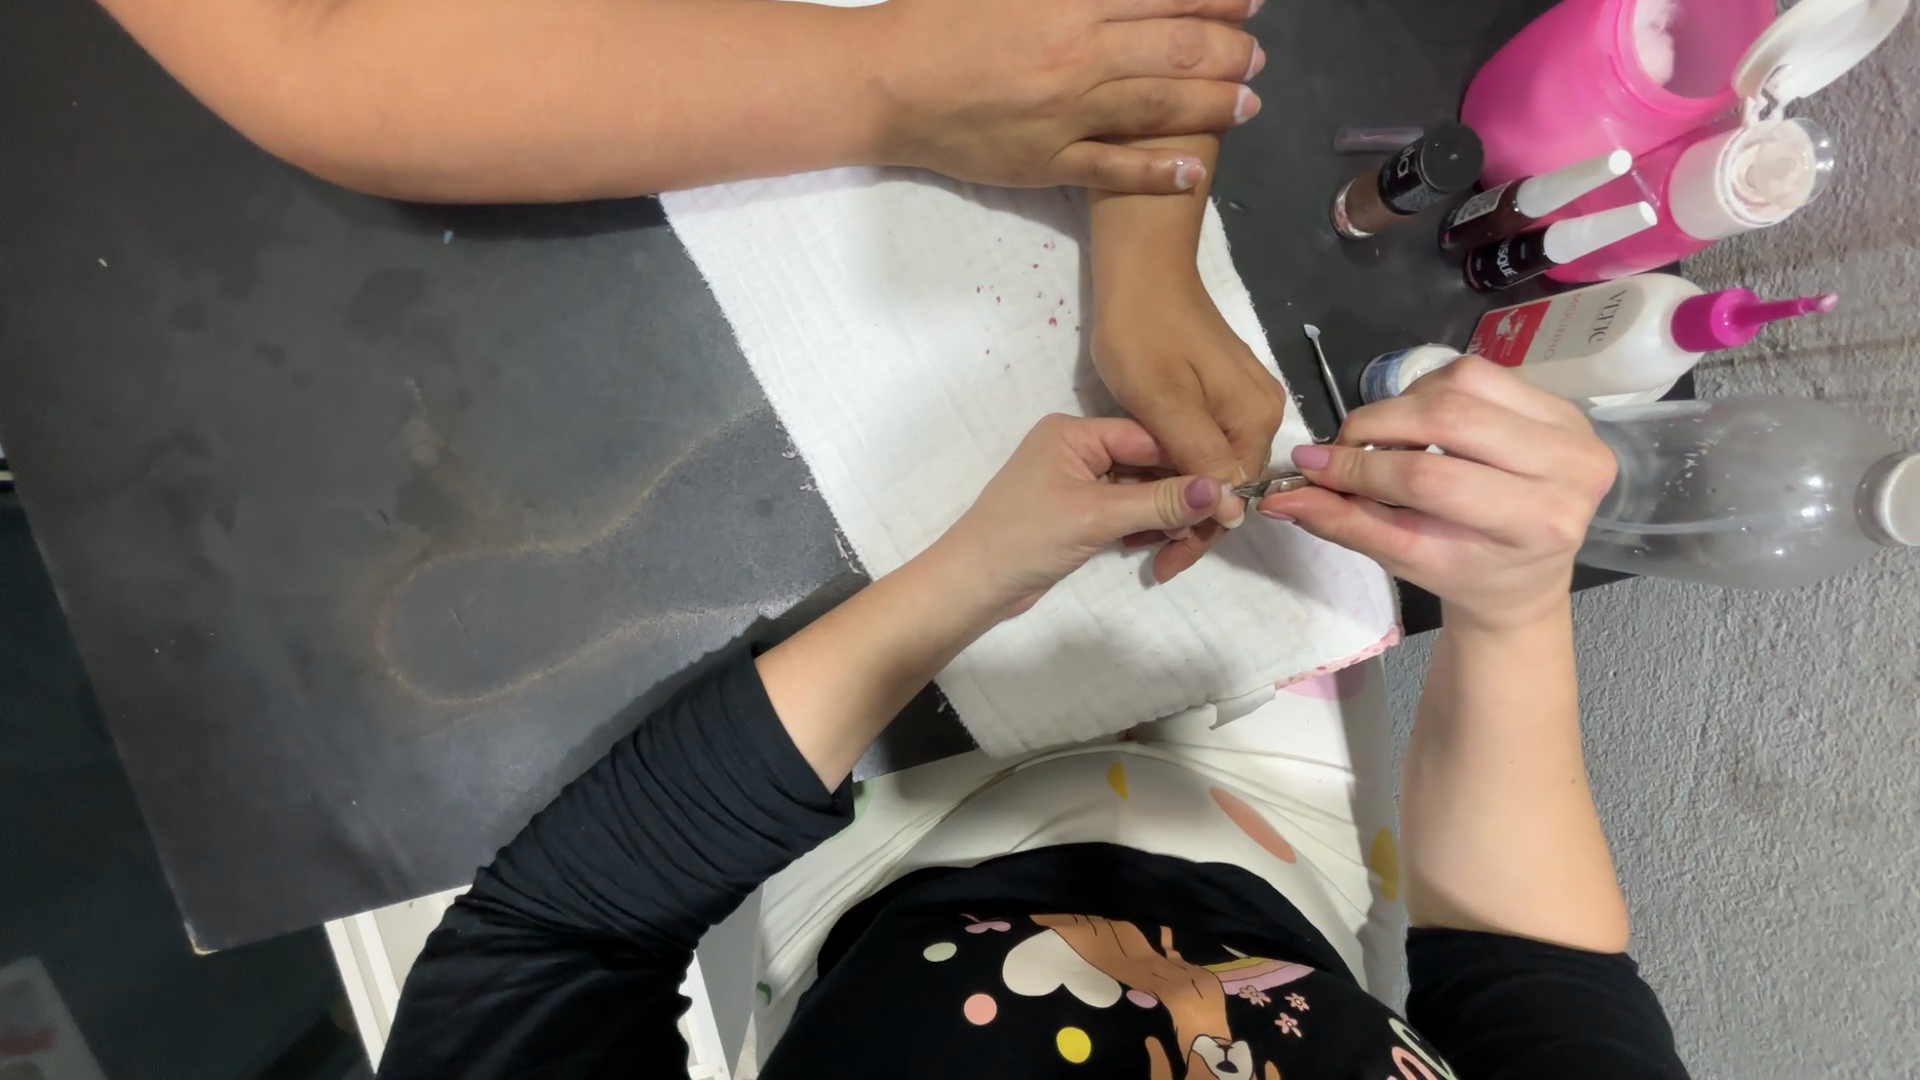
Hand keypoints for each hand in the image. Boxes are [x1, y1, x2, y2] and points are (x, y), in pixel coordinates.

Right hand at [870, 0, 1263, 192]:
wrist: (893, 84)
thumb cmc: (937, 17)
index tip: (1250, 2)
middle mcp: (1079, 55)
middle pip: (1173, 53)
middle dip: (1227, 54)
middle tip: (1257, 59)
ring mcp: (1065, 115)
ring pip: (1154, 109)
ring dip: (1209, 107)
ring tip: (1247, 106)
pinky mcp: (1046, 162)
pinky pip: (1112, 170)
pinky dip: (1156, 172)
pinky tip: (1193, 171)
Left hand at [927, 415, 1235, 619]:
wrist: (975, 584)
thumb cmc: (1027, 538)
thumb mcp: (1098, 516)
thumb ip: (1161, 501)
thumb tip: (1225, 490)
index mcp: (1074, 432)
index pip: (1149, 435)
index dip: (1190, 463)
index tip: (1229, 493)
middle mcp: (1077, 449)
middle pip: (1147, 462)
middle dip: (1179, 494)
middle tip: (1209, 525)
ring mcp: (1076, 481)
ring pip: (1139, 489)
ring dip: (1162, 514)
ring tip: (1180, 540)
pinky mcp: (1076, 511)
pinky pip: (1123, 509)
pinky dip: (1142, 525)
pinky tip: (1154, 545)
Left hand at [1093, 275, 1288, 580]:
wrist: (1136, 270)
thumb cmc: (1142, 334)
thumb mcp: (1163, 403)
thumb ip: (1198, 457)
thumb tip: (1236, 513)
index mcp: (1253, 418)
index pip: (1235, 495)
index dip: (1199, 534)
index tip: (1164, 565)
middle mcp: (1255, 414)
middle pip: (1224, 487)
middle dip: (1187, 523)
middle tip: (1148, 556)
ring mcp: (1234, 404)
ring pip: (1207, 472)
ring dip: (1175, 503)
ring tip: (1137, 534)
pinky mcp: (1210, 398)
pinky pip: (1196, 450)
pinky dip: (1170, 475)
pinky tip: (1143, 493)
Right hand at [1255, 358, 1616, 632]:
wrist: (1524, 573)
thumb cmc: (1463, 573)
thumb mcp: (1402, 558)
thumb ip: (1342, 522)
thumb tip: (1278, 498)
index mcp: (1539, 521)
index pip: (1431, 478)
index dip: (1360, 468)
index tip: (1308, 468)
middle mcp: (1573, 465)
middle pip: (1448, 416)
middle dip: (1374, 427)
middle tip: (1338, 449)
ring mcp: (1575, 426)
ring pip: (1461, 382)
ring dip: (1401, 406)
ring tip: (1382, 441)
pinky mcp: (1560, 404)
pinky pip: (1477, 374)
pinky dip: (1428, 392)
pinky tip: (1418, 424)